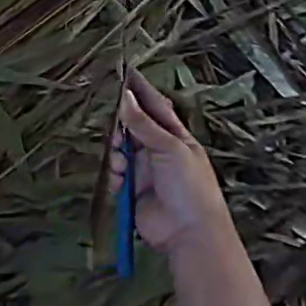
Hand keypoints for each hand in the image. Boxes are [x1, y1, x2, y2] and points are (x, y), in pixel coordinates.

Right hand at [109, 68, 236, 254]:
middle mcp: (158, 148)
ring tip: (123, 164)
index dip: (138, 89)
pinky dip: (115, 175)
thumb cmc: (189, 186)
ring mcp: (145, 169)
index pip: (153, 105)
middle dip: (120, 126)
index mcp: (174, 136)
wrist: (190, 235)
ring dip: (117, 154)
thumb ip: (143, 124)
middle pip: (131, 125)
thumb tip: (124, 96)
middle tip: (117, 132)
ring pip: (120, 149)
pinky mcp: (133, 189)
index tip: (122, 70)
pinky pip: (116, 173)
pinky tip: (121, 182)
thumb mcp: (169, 149)